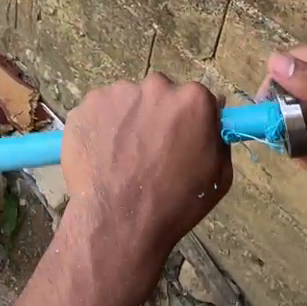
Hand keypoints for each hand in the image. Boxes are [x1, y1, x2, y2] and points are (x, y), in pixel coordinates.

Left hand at [60, 74, 232, 263]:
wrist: (118, 221)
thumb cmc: (174, 204)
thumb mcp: (217, 176)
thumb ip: (217, 137)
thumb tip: (213, 116)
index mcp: (192, 99)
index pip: (195, 98)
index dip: (188, 119)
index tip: (181, 139)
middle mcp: (155, 85)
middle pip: (159, 94)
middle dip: (157, 116)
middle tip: (151, 151)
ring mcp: (117, 91)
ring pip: (127, 101)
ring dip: (128, 120)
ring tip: (123, 158)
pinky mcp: (88, 102)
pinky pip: (100, 111)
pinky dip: (101, 127)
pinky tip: (103, 156)